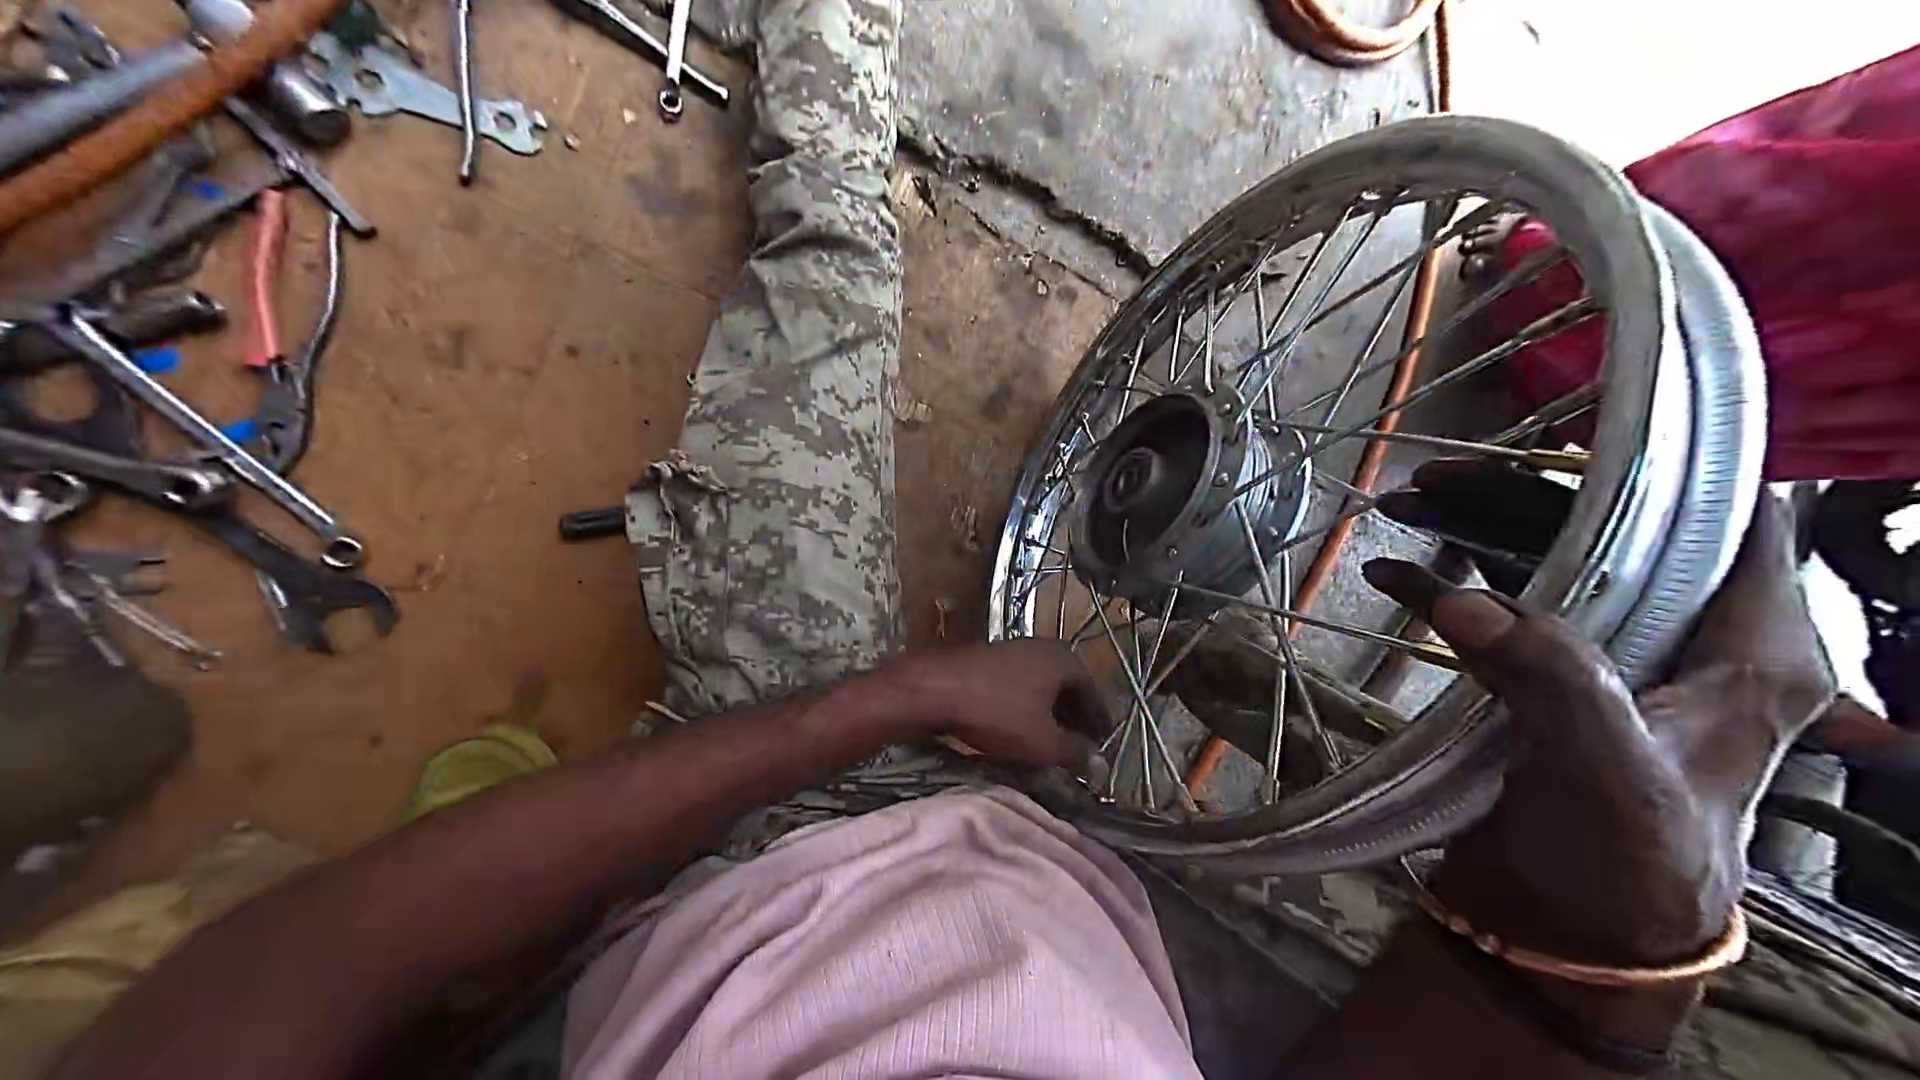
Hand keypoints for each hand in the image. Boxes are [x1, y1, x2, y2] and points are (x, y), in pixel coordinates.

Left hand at [877, 640, 1112, 769]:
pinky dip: (1026, 706)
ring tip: (1049, 741)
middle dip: (1074, 718)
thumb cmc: (997, 713)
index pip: (1093, 694)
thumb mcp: (1043, 742)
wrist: (934, 688)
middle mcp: (1041, 647)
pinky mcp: (987, 660)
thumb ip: (1075, 753)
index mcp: (1064, 659)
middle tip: (1078, 747)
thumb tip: (1098, 765)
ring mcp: (1012, 650)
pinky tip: (1018, 727)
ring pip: (1041, 686)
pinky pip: (1018, 686)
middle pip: (1068, 687)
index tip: (1103, 746)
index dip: (1099, 723)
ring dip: (1049, 713)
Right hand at [1364, 493, 1832, 967]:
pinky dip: (1443, 582)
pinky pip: (1499, 603)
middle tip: (1431, 481)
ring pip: (1547, 559)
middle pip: (1610, 528)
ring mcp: (1611, 654)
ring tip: (1401, 509)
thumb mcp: (1606, 775)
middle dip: (1517, 496)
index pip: (1728, 518)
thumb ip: (1549, 683)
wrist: (1565, 926)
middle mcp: (1685, 638)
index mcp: (1747, 650)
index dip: (1661, 463)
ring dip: (1471, 528)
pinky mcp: (1548, 674)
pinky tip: (1392, 576)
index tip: (1564, 436)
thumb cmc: (1622, 860)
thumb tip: (1456, 597)